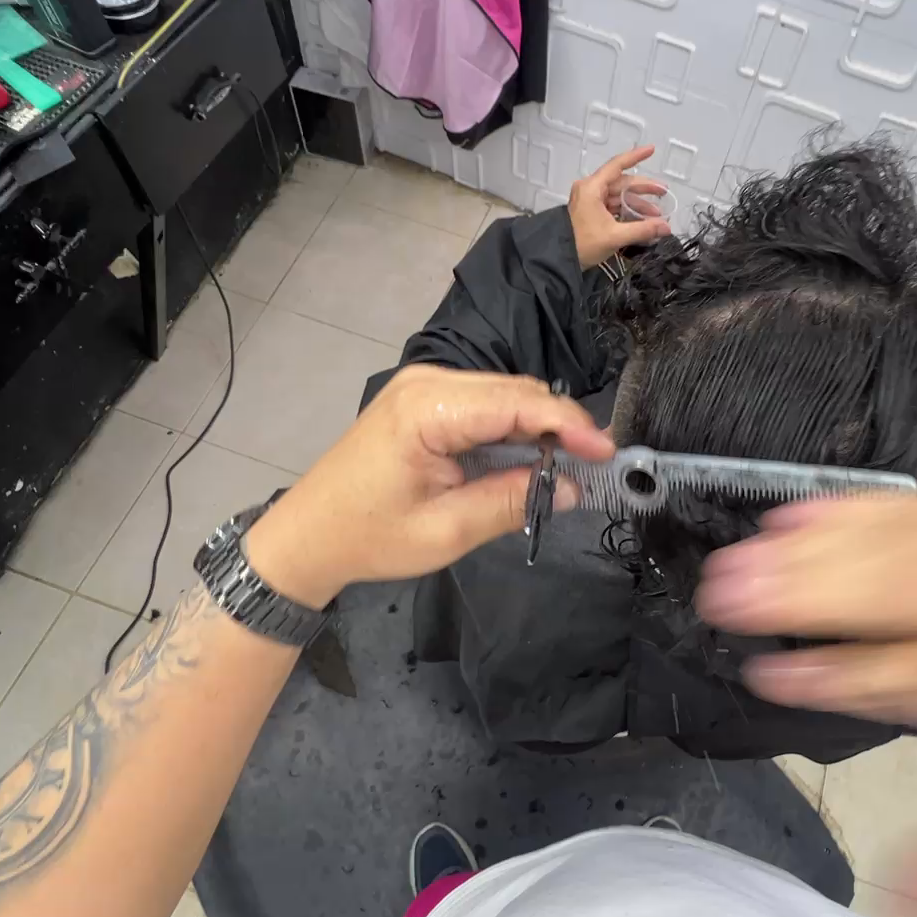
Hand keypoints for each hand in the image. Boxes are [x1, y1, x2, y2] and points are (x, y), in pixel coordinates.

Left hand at [243, 366, 613, 607]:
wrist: (308, 535)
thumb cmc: (369, 536)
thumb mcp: (446, 530)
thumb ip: (512, 501)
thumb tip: (572, 489)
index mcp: (430, 407)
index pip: (520, 402)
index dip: (570, 425)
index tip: (607, 454)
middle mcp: (428, 381)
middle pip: (516, 391)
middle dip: (560, 426)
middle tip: (593, 467)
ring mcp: (424, 385)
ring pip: (505, 395)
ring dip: (538, 428)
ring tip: (566, 468)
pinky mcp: (425, 399)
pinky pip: (485, 405)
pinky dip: (513, 429)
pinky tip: (528, 458)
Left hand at [570, 144, 670, 267]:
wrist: (560, 259)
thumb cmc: (584, 244)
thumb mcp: (615, 236)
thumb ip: (643, 230)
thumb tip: (667, 228)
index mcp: (592, 188)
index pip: (617, 165)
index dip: (636, 156)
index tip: (652, 150)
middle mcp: (590, 189)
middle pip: (621, 183)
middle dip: (643, 189)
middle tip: (663, 193)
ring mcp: (590, 201)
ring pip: (618, 196)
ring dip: (637, 204)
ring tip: (655, 215)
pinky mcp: (590, 212)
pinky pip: (612, 206)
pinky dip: (627, 212)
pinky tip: (641, 220)